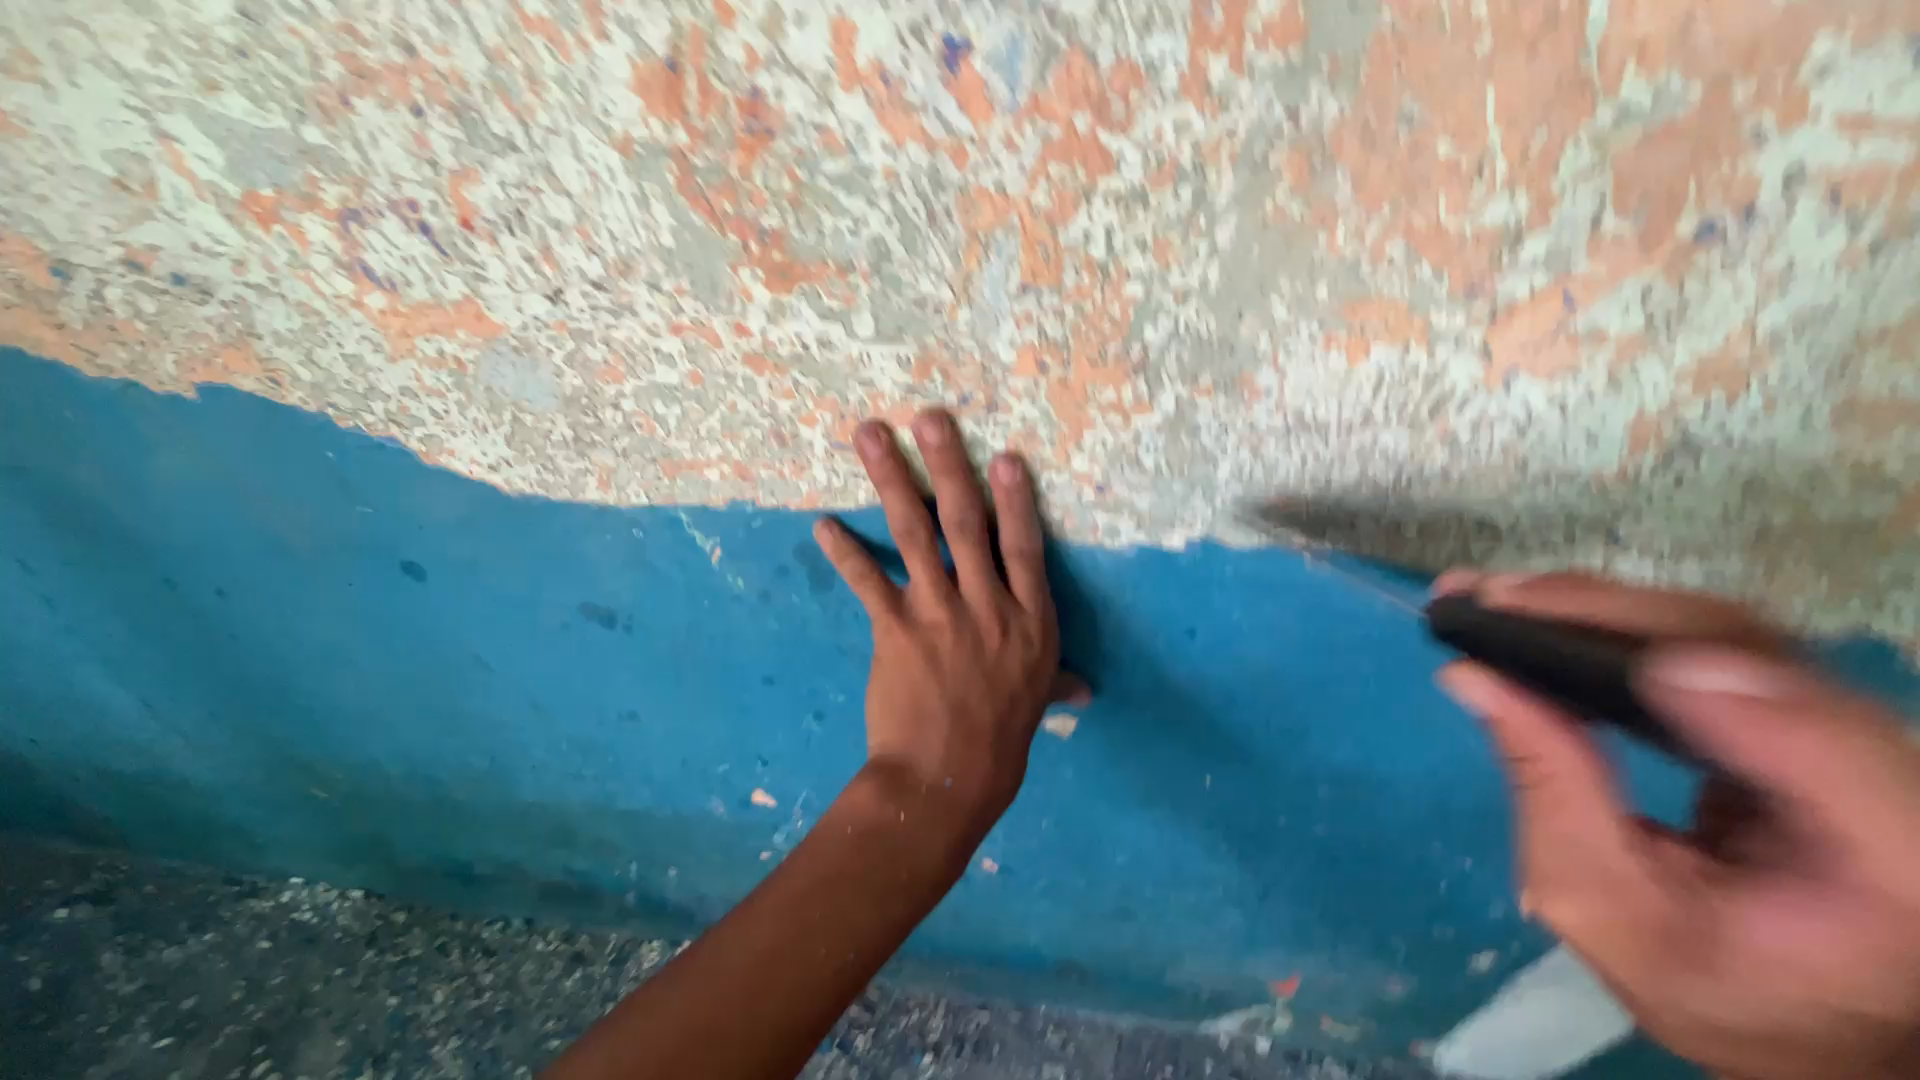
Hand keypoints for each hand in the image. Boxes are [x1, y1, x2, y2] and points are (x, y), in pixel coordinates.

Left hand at [814, 409, 1086, 846]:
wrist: (947, 781)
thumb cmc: (999, 742)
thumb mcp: (1035, 704)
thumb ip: (1058, 683)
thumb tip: (1085, 691)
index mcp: (1031, 621)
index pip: (1025, 548)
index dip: (1016, 499)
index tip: (1004, 455)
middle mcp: (988, 607)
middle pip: (968, 523)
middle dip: (948, 465)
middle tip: (929, 417)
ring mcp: (940, 614)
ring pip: (916, 535)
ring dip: (891, 481)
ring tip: (870, 437)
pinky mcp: (895, 630)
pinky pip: (868, 582)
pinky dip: (845, 552)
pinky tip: (823, 524)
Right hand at [1435, 570, 1919, 1079]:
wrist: (1797, 999)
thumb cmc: (1703, 977)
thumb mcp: (1602, 906)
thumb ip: (1548, 792)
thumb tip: (1473, 676)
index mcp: (1886, 858)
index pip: (1832, 746)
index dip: (1739, 696)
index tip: (1625, 669)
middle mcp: (1886, 769)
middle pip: (1751, 649)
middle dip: (1605, 614)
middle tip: (1481, 597)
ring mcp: (1845, 725)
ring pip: (1722, 627)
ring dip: (1595, 603)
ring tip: (1489, 597)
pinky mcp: (1799, 706)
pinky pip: (1704, 637)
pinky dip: (1611, 618)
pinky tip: (1541, 613)